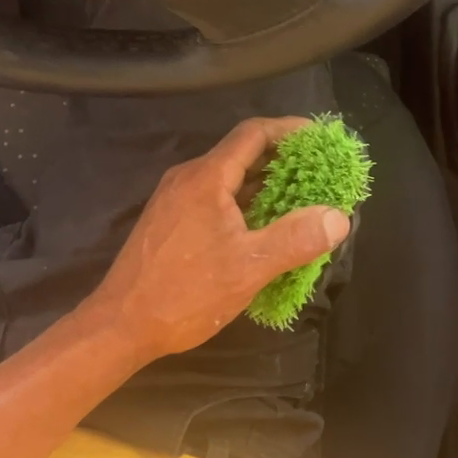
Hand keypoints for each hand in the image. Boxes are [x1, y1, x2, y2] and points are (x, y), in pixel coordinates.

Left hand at [83, 117, 350, 357]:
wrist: (118, 328)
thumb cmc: (185, 293)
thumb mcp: (249, 267)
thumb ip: (295, 238)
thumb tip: (339, 217)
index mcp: (207, 177)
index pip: (253, 133)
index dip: (289, 129)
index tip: (320, 138)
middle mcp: (189, 178)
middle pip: (241, 151)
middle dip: (282, 157)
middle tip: (318, 170)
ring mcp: (175, 198)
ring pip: (228, 175)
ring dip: (264, 180)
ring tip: (299, 196)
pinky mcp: (169, 220)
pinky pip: (215, 194)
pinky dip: (244, 199)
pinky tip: (261, 225)